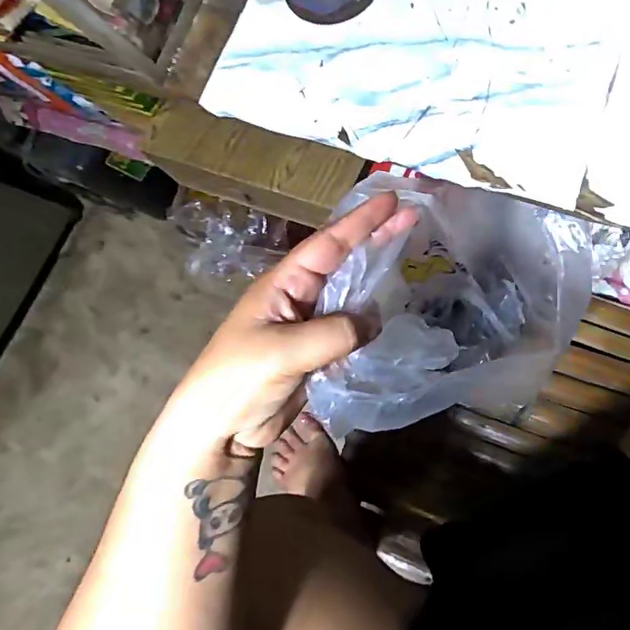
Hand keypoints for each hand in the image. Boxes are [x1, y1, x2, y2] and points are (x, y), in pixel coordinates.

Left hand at [155, 192, 417, 452]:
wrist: (217, 430)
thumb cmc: (237, 380)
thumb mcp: (284, 351)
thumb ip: (336, 332)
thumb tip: (375, 320)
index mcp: (283, 284)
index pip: (329, 243)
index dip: (362, 221)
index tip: (392, 199)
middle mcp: (299, 295)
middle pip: (344, 258)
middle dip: (376, 235)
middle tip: (412, 214)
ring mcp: (309, 323)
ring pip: (351, 289)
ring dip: (378, 270)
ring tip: (410, 250)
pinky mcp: (318, 349)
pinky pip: (352, 322)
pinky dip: (374, 310)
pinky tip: (393, 303)